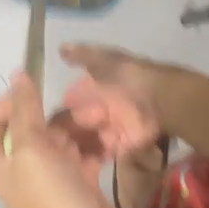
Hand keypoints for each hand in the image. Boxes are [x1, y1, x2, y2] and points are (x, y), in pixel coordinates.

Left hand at [0, 74, 124, 207]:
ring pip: (68, 134)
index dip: (12, 102)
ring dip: (88, 124)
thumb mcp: (31, 149)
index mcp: (3, 158)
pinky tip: (116, 138)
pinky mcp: (82, 179)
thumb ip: (25, 110)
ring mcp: (55, 172)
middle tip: (94, 111)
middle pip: (39, 123)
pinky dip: (100, 141)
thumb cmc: (51, 196)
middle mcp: (26, 162)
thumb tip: (18, 74)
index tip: (38, 94)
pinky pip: (88, 150)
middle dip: (65, 112)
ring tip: (110, 122)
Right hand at [60, 44, 168, 158]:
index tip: (50, 111)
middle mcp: (107, 105)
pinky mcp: (124, 144)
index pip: (79, 95)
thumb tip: (61, 48)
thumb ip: (83, 56)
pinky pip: (105, 151)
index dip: (68, 101)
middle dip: (71, 124)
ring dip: (79, 141)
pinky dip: (94, 155)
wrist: (158, 100)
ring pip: (91, 136)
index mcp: (102, 86)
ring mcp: (115, 126)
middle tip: (53, 134)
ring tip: (61, 149)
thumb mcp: (104, 60)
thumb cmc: (129, 77)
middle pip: (84, 117)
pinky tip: (78, 159)